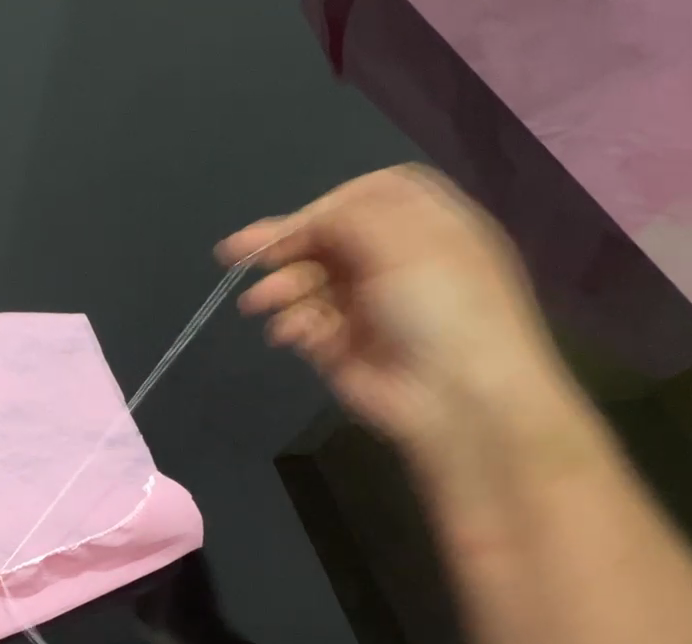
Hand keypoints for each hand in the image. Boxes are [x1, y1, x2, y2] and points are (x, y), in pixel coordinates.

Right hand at [217, 165, 575, 462]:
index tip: (294, 226)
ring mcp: (362, 305)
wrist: (456, 397)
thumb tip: (303, 222)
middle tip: (235, 253)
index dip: (324, 207)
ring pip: (306, 282)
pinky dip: (290, 324)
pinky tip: (288, 335)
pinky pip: (303, 324)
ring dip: (279, 288)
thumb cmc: (443, 307)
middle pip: (325, 240)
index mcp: (420, 226)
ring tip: (257, 303)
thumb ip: (348, 219)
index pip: (363, 199)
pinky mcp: (338, 345)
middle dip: (282, 245)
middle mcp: (389, 261)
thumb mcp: (406, 244)